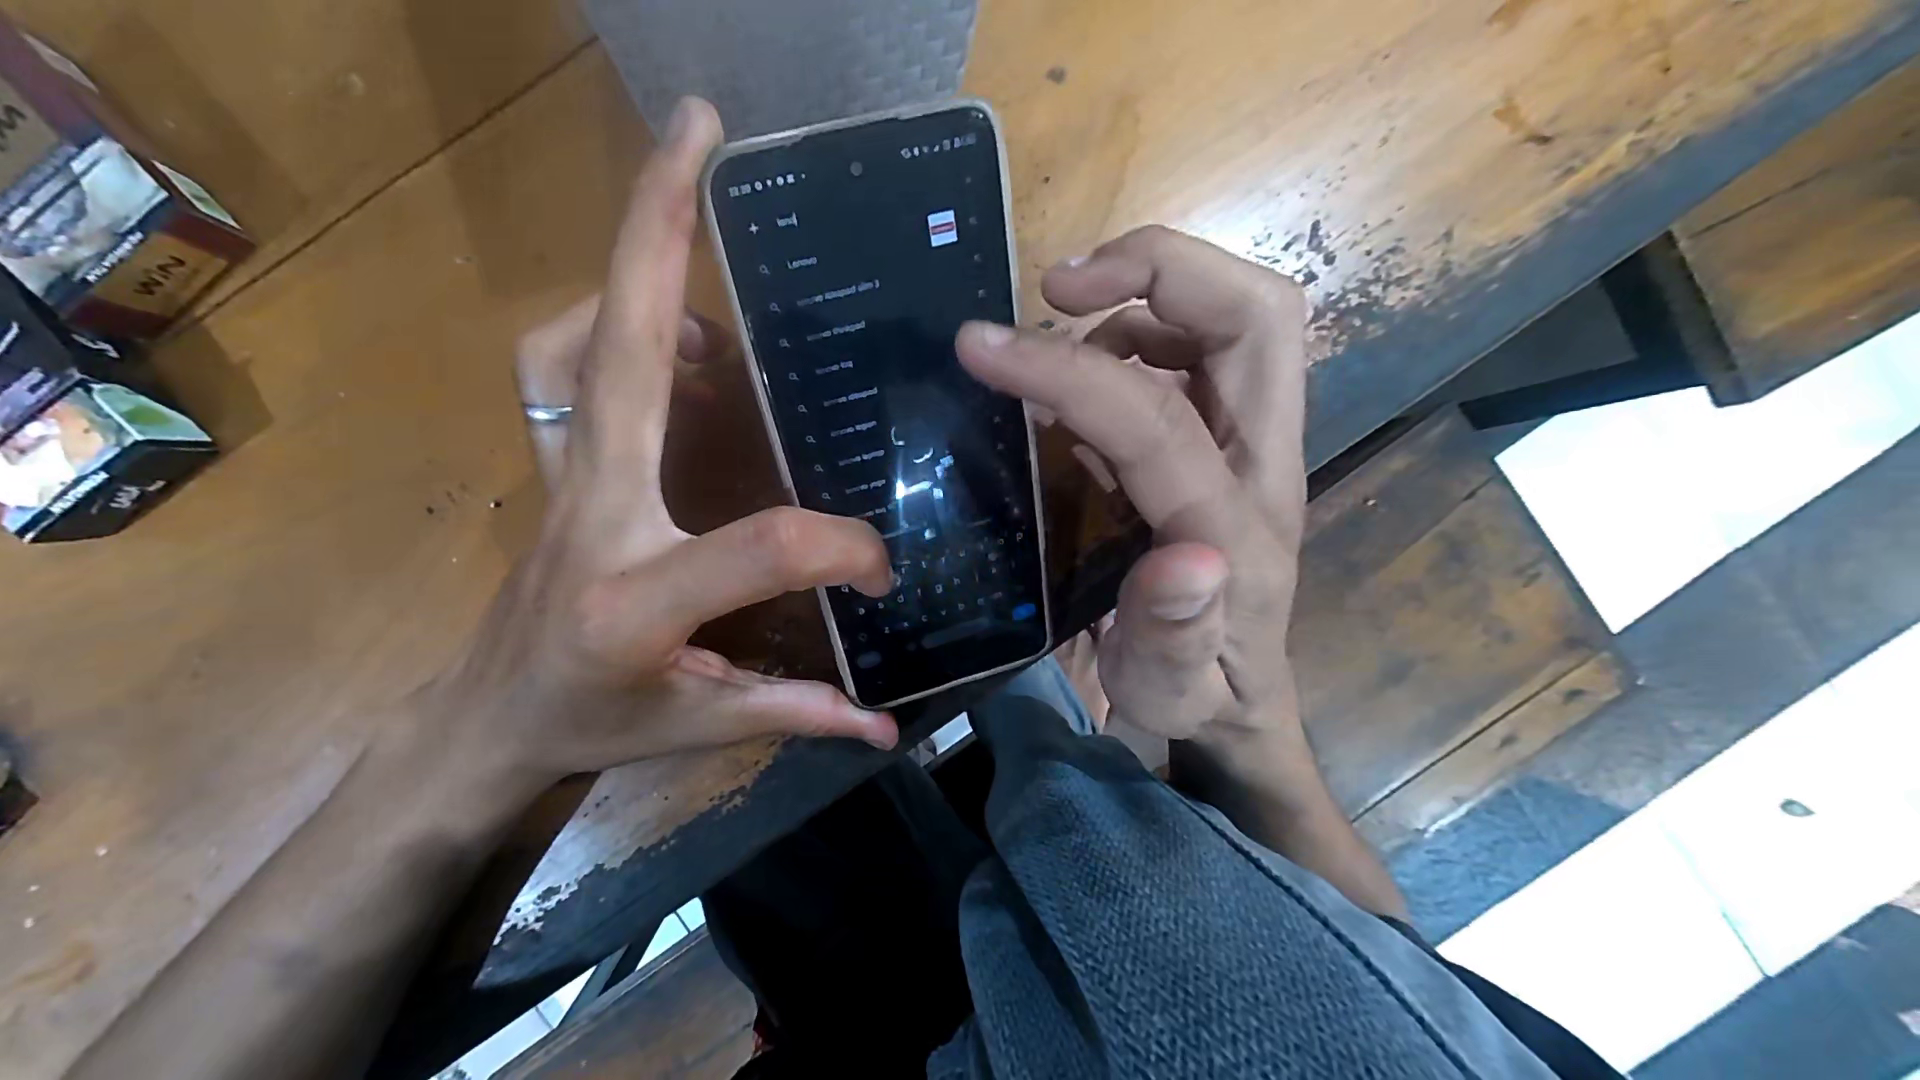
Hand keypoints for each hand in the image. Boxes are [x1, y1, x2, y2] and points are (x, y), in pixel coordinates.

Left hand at [428, 97, 897, 790]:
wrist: (483, 722)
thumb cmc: (594, 726)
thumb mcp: (701, 728)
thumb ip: (800, 717)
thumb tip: (889, 727)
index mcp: (636, 594)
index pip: (765, 545)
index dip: (843, 550)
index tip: (877, 575)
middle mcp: (595, 511)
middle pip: (624, 351)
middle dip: (661, 229)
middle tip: (704, 135)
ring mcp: (568, 475)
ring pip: (582, 340)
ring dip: (637, 267)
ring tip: (706, 234)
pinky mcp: (559, 463)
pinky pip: (565, 365)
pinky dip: (608, 322)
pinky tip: (673, 335)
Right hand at [955, 226, 1308, 760]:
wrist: (1240, 694)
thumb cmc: (1196, 693)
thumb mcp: (1170, 689)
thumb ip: (1174, 636)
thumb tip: (1187, 561)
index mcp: (1238, 526)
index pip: (1155, 414)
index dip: (1065, 367)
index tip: (979, 345)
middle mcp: (1264, 463)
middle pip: (1258, 315)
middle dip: (1159, 270)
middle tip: (1058, 287)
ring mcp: (1253, 443)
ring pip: (1234, 317)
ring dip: (1144, 299)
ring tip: (1060, 334)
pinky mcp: (1229, 438)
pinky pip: (1201, 349)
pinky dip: (1139, 333)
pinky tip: (1084, 382)